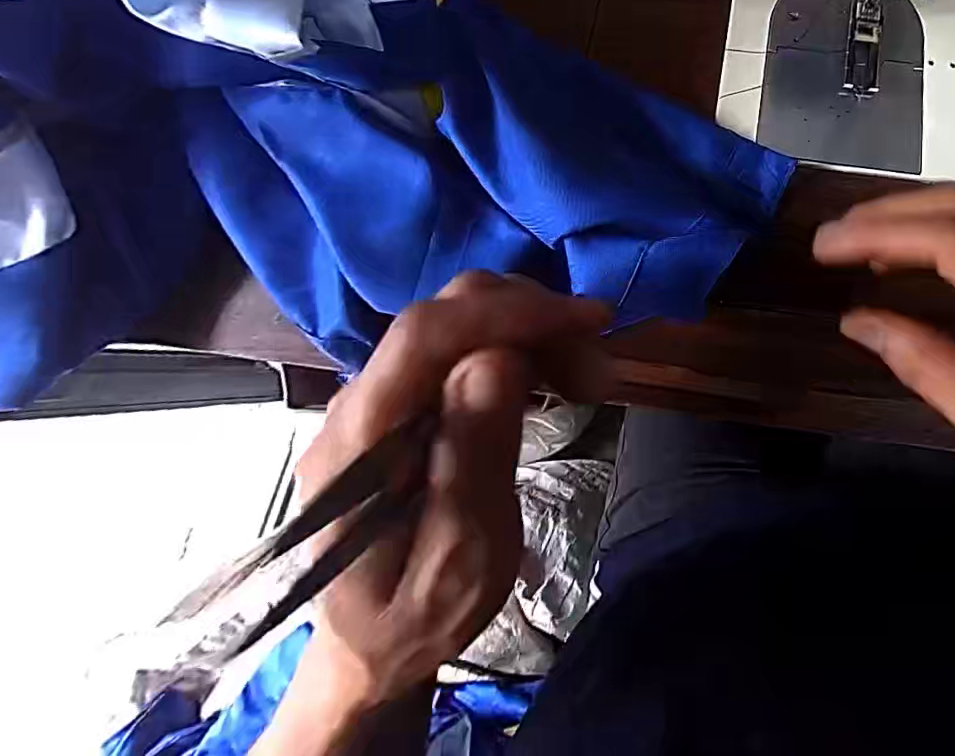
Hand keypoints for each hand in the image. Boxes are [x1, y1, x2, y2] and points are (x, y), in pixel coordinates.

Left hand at [290, 271, 612, 712]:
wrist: (373, 643)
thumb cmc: (420, 614)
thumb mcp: (461, 557)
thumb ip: (473, 459)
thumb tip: (498, 360)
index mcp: (359, 444)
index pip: (427, 336)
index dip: (513, 312)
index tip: (592, 321)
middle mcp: (361, 403)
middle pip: (449, 310)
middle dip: (535, 317)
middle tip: (595, 367)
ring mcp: (384, 397)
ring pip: (466, 316)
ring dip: (537, 329)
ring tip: (584, 377)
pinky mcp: (411, 398)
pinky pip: (473, 341)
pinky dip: (528, 343)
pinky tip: (556, 377)